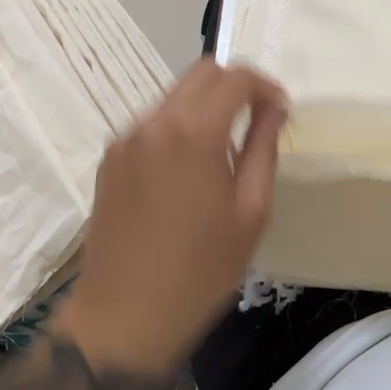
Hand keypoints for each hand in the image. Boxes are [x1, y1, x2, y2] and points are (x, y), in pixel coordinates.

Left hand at [54, 60, 289, 376]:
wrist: (125, 316)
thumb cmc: (201, 271)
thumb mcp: (251, 212)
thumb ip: (264, 148)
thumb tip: (274, 109)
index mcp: (194, 133)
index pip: (235, 77)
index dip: (265, 86)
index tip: (281, 110)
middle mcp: (154, 122)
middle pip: (201, 73)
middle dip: (235, 85)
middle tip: (258, 119)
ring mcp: (125, 139)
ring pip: (174, 96)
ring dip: (205, 107)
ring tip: (225, 151)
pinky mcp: (109, 159)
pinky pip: (152, 125)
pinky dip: (178, 129)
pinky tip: (189, 172)